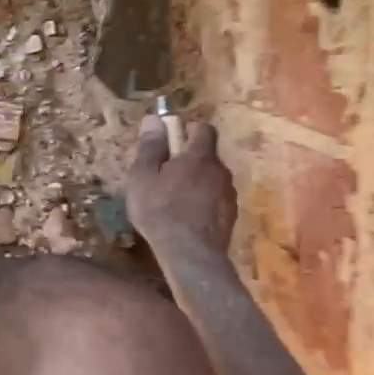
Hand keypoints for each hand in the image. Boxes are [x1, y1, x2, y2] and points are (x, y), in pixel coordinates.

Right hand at [125, 114, 237, 254]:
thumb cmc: (160, 211)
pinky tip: (186, 217)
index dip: (187, 130)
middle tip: (163, 175)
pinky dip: (202, 200)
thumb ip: (151, 147)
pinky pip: (215, 198)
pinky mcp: (231, 215)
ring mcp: (228, 194)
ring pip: (211, 177)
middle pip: (206, 154)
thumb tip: (155, 119)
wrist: (191, 255)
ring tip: (173, 200)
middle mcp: (220, 170)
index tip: (169, 142)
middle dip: (187, 159)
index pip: (204, 128)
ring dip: (196, 181)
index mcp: (199, 156)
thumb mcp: (143, 176)